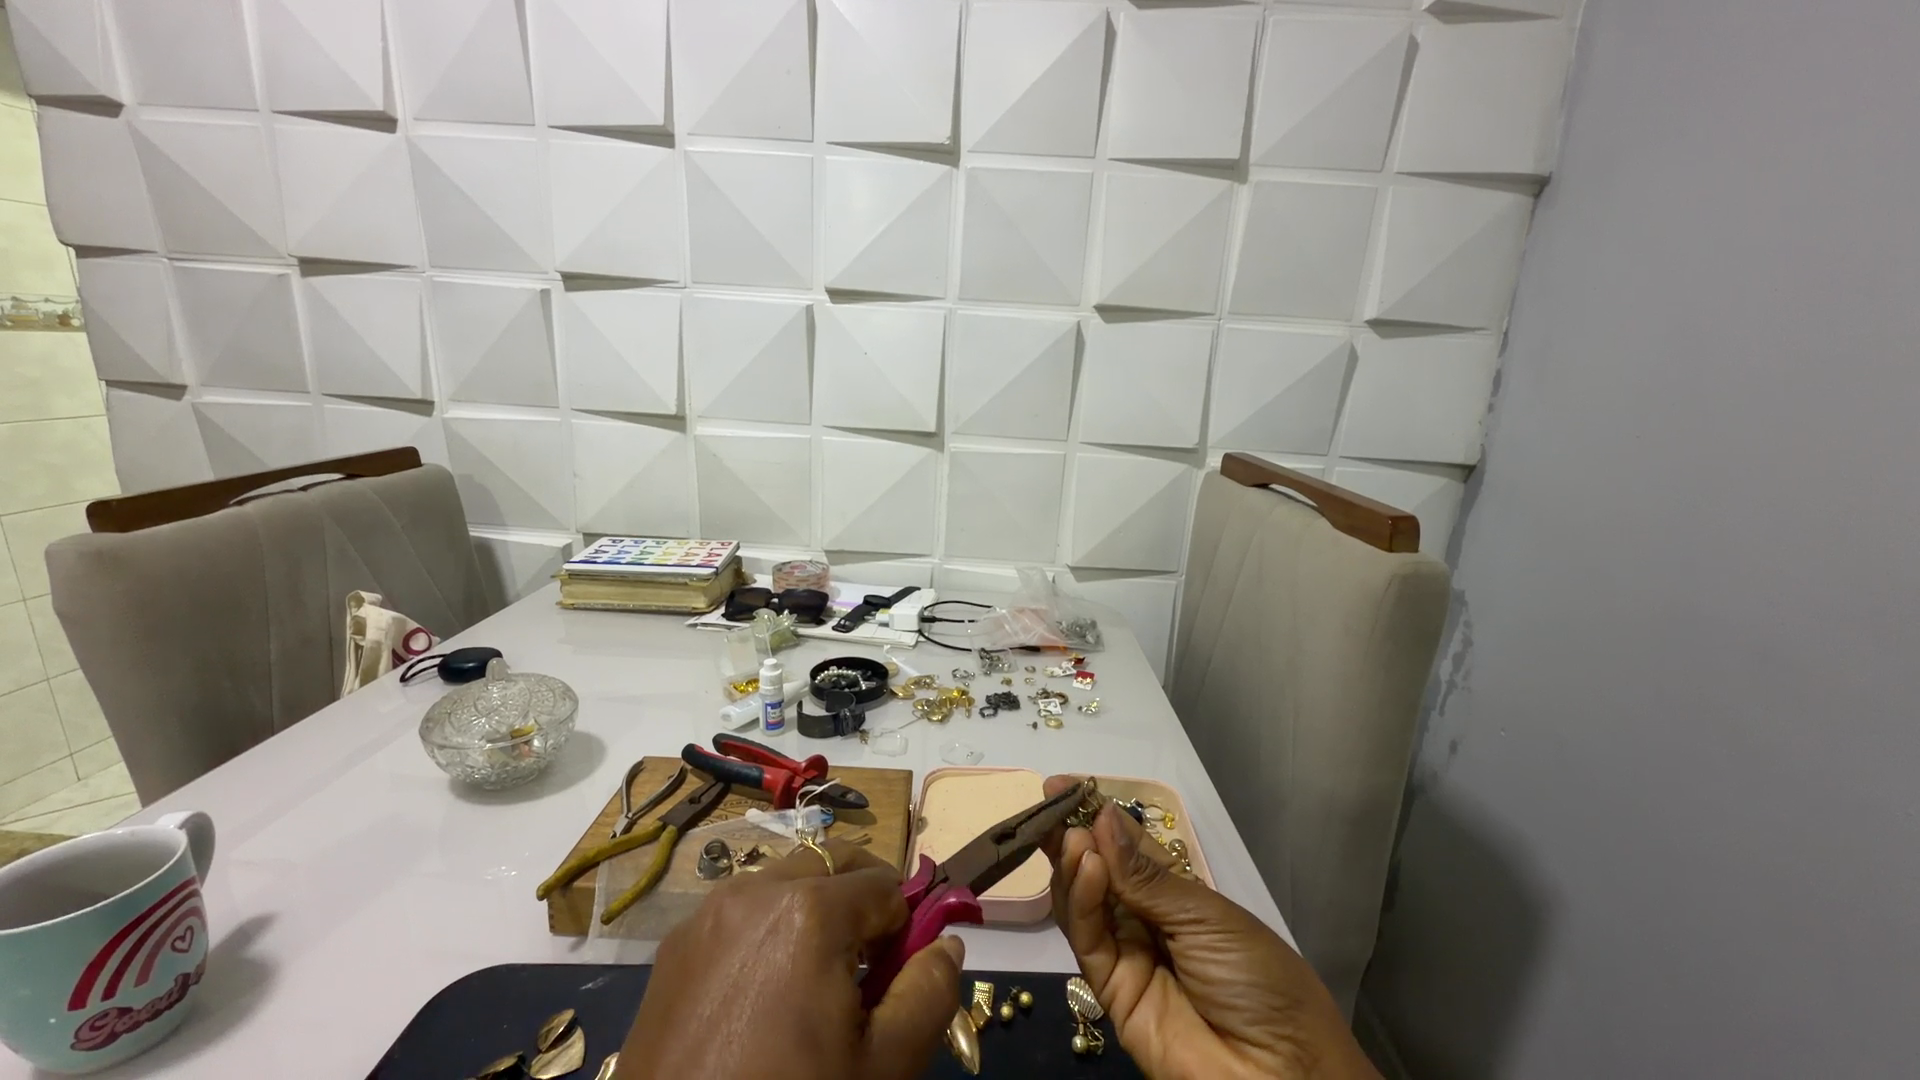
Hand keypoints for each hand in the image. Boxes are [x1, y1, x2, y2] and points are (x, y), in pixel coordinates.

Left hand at [615, 840, 964, 1079]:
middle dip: (860, 900)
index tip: (895, 979)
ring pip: (784, 881)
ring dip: (813, 911)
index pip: (886, 886)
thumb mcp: (883, 1066)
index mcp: (809, 910)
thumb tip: (945, 943)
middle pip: (832, 863)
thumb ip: (929, 992)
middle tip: (864, 968)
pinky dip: (767, 931)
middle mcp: (754, 891)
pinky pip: (740, 913)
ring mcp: (706, 915)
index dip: (903, 929)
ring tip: (811, 986)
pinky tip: (761, 998)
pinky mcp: (674, 947)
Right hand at [1043, 777, 1379, 1079]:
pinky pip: (1088, 939)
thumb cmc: (1259, 979)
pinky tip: (1087, 869)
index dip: (1097, 815)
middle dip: (1073, 836)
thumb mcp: (1208, 915)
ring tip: (1073, 838)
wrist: (1279, 1073)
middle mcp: (1146, 919)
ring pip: (1084, 902)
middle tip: (1051, 805)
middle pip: (1098, 871)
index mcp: (1178, 896)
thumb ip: (1146, 874)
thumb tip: (1101, 817)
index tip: (1064, 785)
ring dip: (1075, 864)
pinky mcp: (1109, 990)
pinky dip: (1081, 901)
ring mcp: (1126, 954)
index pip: (1128, 846)